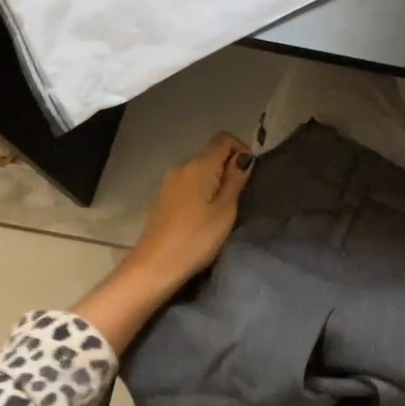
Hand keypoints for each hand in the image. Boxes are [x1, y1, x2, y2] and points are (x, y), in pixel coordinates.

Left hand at [122, 132, 254, 291]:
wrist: (154, 266)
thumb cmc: (196, 238)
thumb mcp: (225, 210)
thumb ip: (235, 180)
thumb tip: (243, 158)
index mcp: (199, 165)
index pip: (223, 139)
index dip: (241, 149)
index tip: (250, 173)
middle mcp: (182, 167)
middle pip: (211, 154)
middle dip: (229, 168)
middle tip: (240, 197)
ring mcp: (169, 183)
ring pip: (200, 171)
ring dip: (216, 182)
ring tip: (224, 210)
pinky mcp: (164, 199)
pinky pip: (189, 185)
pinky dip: (202, 192)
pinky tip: (205, 216)